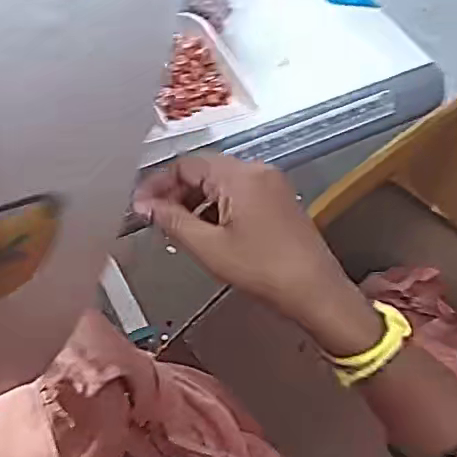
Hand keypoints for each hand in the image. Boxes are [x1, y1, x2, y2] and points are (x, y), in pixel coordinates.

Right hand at [133, 154, 382, 356]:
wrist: (314, 291)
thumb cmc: (265, 270)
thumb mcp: (208, 247)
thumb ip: (172, 221)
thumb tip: (146, 207)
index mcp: (239, 177)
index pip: (185, 165)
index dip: (158, 185)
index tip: (141, 206)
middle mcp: (257, 172)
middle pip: (202, 171)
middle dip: (174, 194)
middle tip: (155, 219)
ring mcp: (270, 185)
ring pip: (218, 184)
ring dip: (193, 202)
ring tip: (177, 230)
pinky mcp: (276, 201)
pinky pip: (236, 194)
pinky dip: (214, 208)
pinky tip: (205, 232)